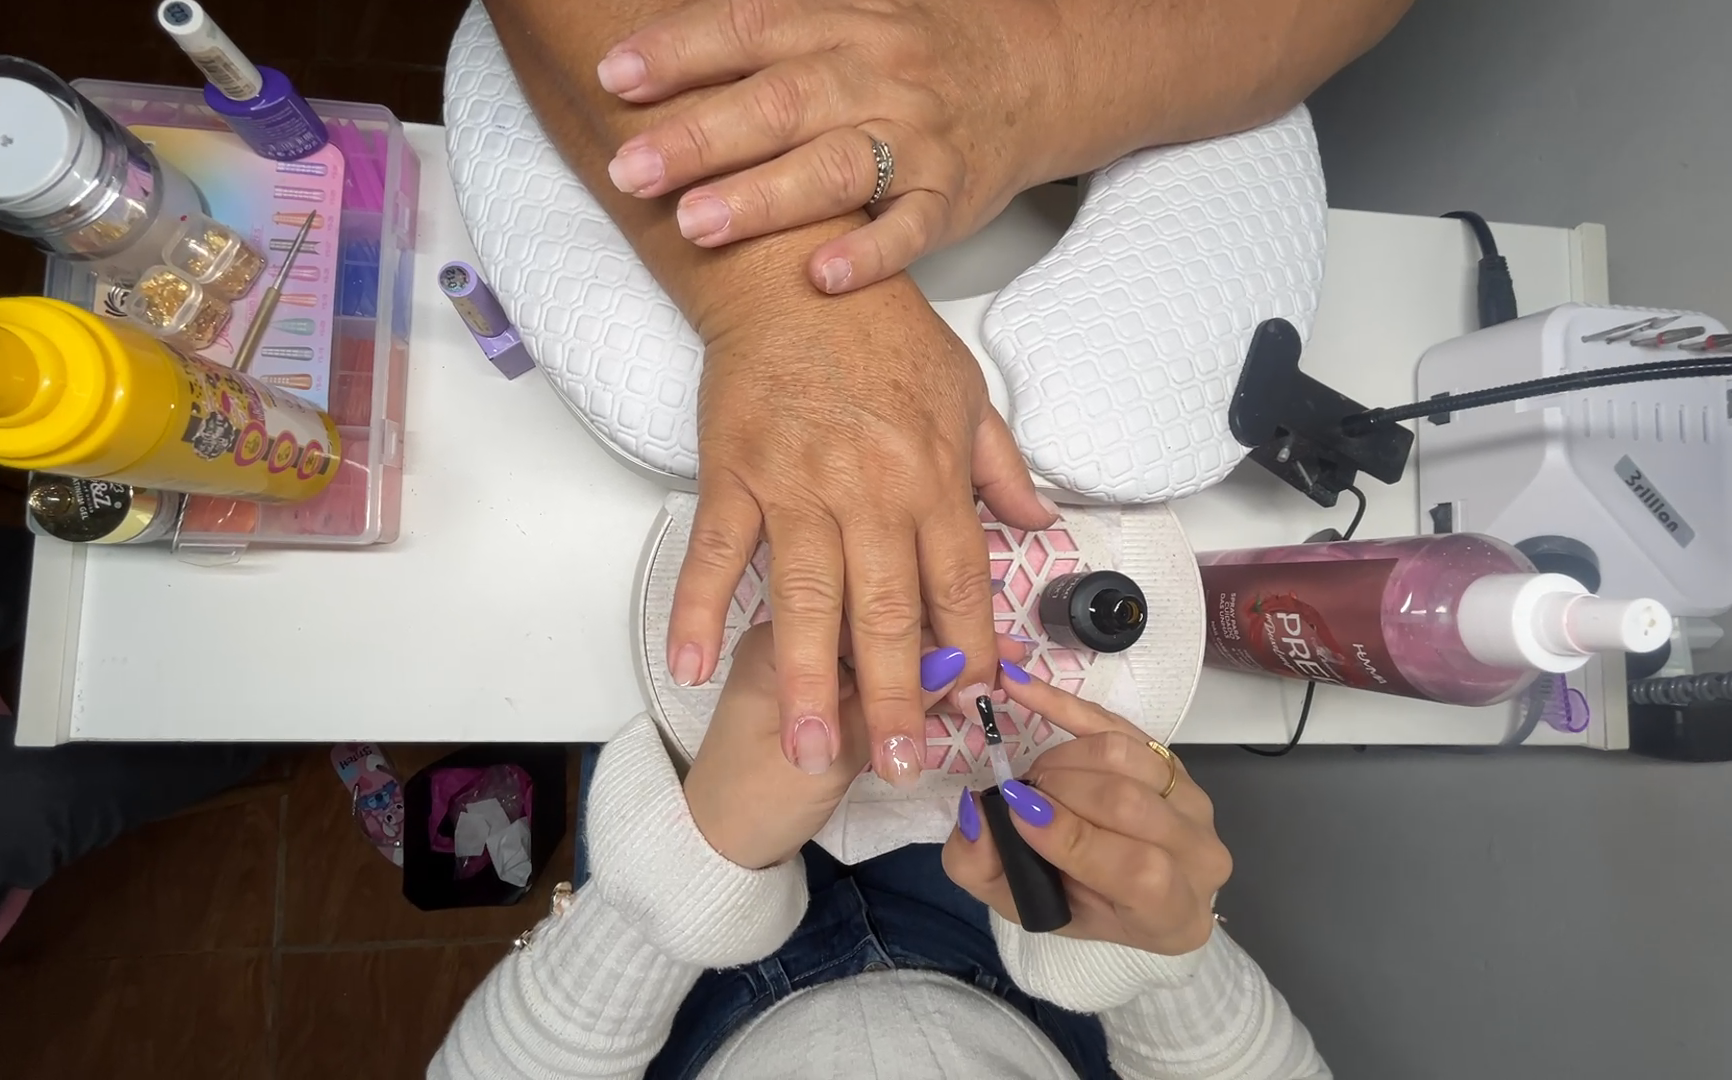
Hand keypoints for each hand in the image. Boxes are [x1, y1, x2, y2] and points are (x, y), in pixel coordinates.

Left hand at [595, 0, 1074, 293]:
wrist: (1026, 79)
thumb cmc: (918, 59)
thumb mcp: (853, 18)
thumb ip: (780, 28)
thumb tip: (682, 39)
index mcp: (844, 24)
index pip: (751, 28)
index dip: (681, 51)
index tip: (615, 80)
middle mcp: (878, 75)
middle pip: (781, 101)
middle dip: (701, 136)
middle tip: (633, 171)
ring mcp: (917, 140)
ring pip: (837, 166)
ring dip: (765, 197)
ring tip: (697, 224)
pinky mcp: (950, 200)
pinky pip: (911, 230)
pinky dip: (868, 256)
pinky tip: (821, 279)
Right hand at [669, 282, 1057, 789]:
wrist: (797, 270)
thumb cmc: (884, 331)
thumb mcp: (967, 388)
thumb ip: (1002, 464)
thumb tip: (1039, 521)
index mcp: (933, 476)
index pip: (960, 585)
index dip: (969, 655)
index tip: (969, 710)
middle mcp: (870, 492)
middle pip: (887, 612)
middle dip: (896, 697)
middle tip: (897, 767)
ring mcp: (796, 485)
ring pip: (804, 598)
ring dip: (807, 681)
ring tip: (811, 752)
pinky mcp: (734, 473)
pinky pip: (715, 550)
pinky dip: (700, 608)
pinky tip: (692, 665)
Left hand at [686, 623, 1024, 868]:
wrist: (715, 844)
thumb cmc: (757, 803)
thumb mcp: (825, 762)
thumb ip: (882, 712)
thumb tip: (953, 667)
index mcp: (779, 639)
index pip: (861, 613)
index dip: (928, 629)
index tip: (987, 652)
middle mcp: (795, 632)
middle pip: (878, 619)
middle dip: (941, 638)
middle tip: (1002, 660)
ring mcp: (809, 656)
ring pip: (883, 641)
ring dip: (935, 654)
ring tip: (995, 668)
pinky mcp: (823, 683)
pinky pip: (875, 665)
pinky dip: (915, 677)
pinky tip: (957, 683)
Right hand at [944, 669, 1231, 954]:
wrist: (1115, 884)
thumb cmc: (1073, 901)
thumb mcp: (1018, 905)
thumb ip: (981, 868)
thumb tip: (977, 812)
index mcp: (1172, 915)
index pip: (1140, 872)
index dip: (1075, 838)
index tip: (1017, 810)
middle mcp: (1199, 859)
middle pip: (1128, 804)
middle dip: (1058, 789)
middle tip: (1018, 792)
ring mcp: (1192, 802)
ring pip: (1123, 756)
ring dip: (1062, 757)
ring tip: (1036, 773)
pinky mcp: (1168, 756)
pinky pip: (1114, 721)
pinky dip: (1061, 702)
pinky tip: (1019, 686)